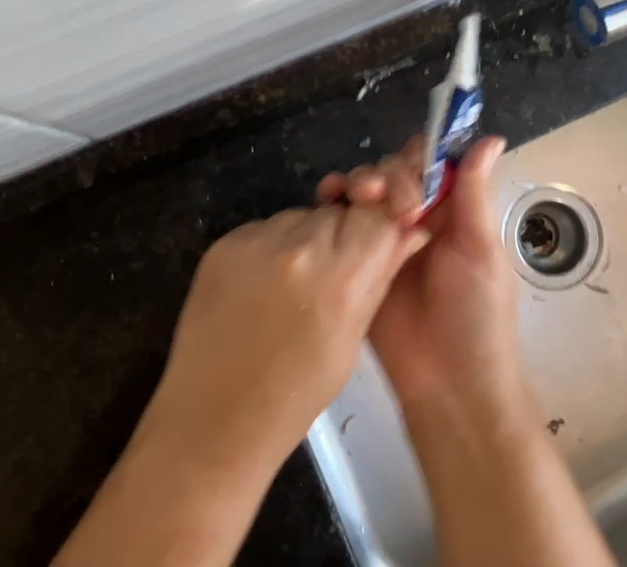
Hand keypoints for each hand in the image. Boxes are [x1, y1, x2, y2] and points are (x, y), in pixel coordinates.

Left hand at [141, 201, 430, 475]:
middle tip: (329, 275)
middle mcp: (299, 247)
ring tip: (290, 287)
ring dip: (304, 240)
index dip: (378, 229)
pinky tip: (261, 287)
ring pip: (300, 217)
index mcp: (341, 277)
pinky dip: (270, 248)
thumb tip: (411, 231)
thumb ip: (379, 277)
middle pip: (337, 213)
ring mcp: (256, 242)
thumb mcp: (352, 339)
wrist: (214, 414)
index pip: (376, 216)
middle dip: (341, 235)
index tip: (372, 248)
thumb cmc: (296, 392)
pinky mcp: (223, 243)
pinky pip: (264, 229)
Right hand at [316, 136, 524, 410]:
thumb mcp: (482, 251)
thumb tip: (491, 137)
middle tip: (382, 194)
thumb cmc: (477, 317)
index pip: (430, 167)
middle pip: (392, 176)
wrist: (446, 387)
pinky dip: (331, 206)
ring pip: (364, 196)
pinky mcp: (354, 264)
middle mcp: (416, 222)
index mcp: (452, 215)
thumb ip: (474, 194)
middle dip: (384, 173)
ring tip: (352, 193)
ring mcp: (382, 243)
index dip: (417, 154)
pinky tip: (325, 198)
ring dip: (356, 182)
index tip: (409, 158)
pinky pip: (339, 226)